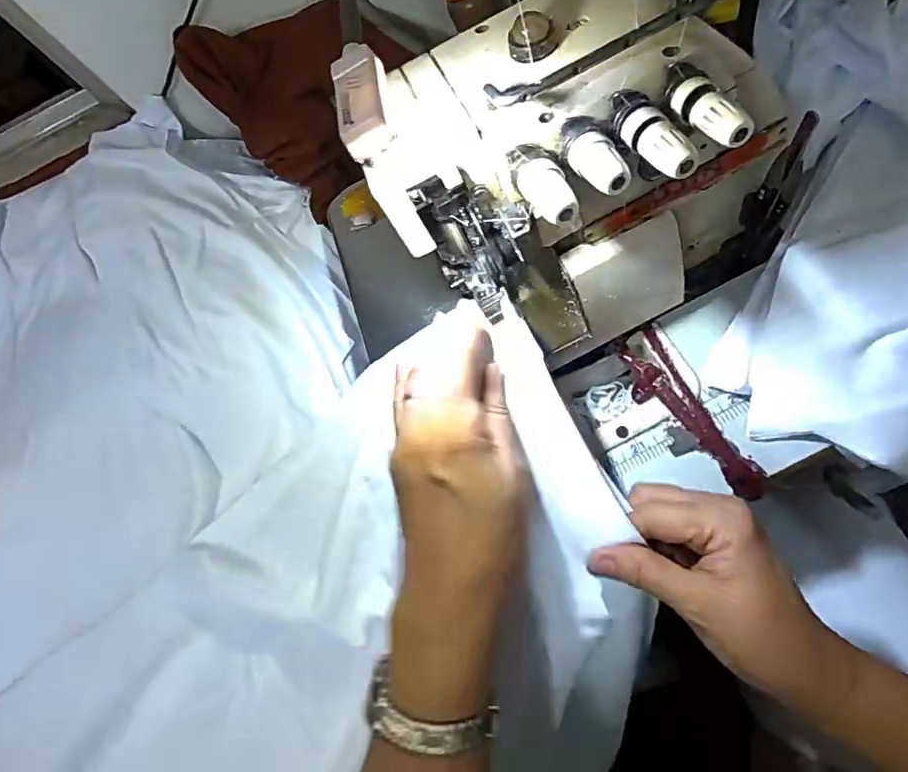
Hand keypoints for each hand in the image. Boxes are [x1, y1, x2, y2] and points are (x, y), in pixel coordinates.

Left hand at [386, 320, 527, 719]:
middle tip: (467, 324)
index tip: (481, 318)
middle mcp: (418, 421)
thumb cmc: (494, 530)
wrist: (447, 589)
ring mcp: (400, 438)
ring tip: (449, 342)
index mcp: (452, 421)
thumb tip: (492, 369)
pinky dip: (411, 379)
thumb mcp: (512, 468)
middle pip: (429, 365)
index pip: (459, 363)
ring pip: (409, 381)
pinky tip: (420, 371)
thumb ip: (497, 412)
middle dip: (447, 342)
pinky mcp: (395, 454)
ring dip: (429, 357)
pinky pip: (400, 401)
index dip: (470, 338)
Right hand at [588, 484, 856, 706]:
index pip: (652, 509)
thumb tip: (594, 554)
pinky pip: (677, 522)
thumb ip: (643, 571)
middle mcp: (721, 503)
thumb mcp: (695, 604)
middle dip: (634, 528)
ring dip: (647, 535)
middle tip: (624, 567)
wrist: (804, 665)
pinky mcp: (720, 531)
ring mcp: (722, 515)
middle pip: (655, 498)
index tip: (600, 558)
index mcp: (721, 515)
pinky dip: (662, 542)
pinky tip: (662, 569)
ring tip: (645, 571)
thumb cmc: (755, 636)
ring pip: (663, 507)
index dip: (624, 533)